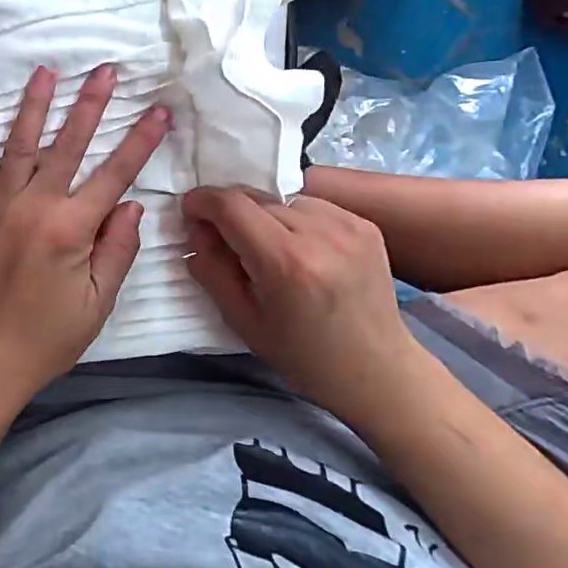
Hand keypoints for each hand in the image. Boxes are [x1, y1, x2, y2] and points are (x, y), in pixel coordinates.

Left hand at [0, 64, 171, 414]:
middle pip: (67, 146)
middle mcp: (32, 207)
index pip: (114, 174)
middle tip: (104, 70)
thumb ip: (117, 249)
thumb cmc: (47, 337)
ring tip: (44, 73)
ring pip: (16, 147)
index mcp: (71, 229)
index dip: (139, 140)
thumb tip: (131, 204)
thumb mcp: (98, 303)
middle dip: (89, 105)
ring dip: (32, 108)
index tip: (158, 110)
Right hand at [181, 188, 428, 423]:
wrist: (377, 370)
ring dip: (262, 214)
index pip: (231, 205)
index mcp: (285, 262)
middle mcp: (319, 234)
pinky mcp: (365, 225)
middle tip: (221, 236)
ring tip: (265, 245)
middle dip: (228, 209)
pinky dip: (292, 218)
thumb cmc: (301, 354)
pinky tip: (298, 246)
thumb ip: (210, 268)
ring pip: (281, 198)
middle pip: (254, 197)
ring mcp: (348, 226)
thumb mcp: (240, 319)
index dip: (202, 201)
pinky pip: (311, 204)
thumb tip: (196, 230)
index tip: (190, 211)